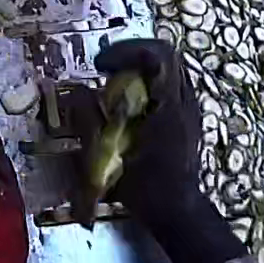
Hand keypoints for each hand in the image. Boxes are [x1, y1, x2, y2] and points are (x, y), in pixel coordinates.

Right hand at [94, 39, 246, 262]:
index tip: (100, 64)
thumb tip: (74, 92)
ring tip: (115, 82)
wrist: (177, 212)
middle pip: (166, 54)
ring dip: (140, 67)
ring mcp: (190, 109)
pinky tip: (129, 102)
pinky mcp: (187, 117)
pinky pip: (169, 84)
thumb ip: (90, 120)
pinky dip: (147, 82)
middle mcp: (184, 101)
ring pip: (169, 68)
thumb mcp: (108, 155)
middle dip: (132, 53)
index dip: (125, 50)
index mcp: (168, 106)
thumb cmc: (144, 186)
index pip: (157, 55)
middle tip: (106, 67)